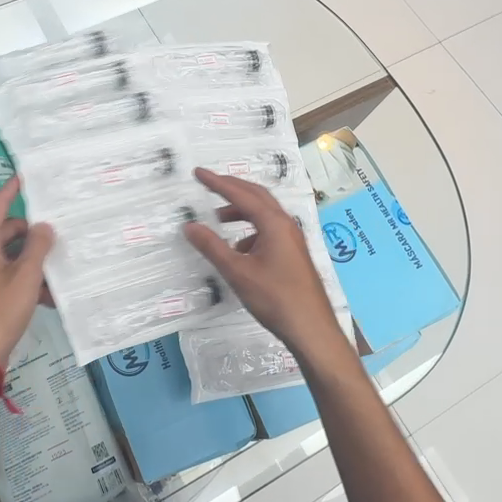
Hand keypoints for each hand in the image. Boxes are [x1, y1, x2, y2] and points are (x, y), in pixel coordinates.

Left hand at [0, 178, 54, 366]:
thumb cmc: (1, 310)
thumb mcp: (26, 276)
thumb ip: (38, 246)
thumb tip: (44, 226)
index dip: (12, 189)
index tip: (26, 175)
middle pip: (9, 232)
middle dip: (33, 233)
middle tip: (59, 233)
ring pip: (13, 257)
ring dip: (35, 261)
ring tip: (60, 270)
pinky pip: (12, 277)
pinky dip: (30, 282)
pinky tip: (50, 298)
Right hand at [183, 167, 343, 358]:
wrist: (311, 328)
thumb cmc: (275, 298)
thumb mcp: (237, 272)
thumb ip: (212, 247)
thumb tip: (190, 226)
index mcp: (274, 223)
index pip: (241, 194)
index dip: (217, 183)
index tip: (198, 173)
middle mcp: (286, 224)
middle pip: (257, 196)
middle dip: (232, 188)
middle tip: (209, 184)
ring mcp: (293, 239)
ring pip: (264, 213)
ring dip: (241, 210)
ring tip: (219, 219)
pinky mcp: (294, 253)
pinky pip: (270, 229)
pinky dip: (251, 230)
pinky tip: (239, 250)